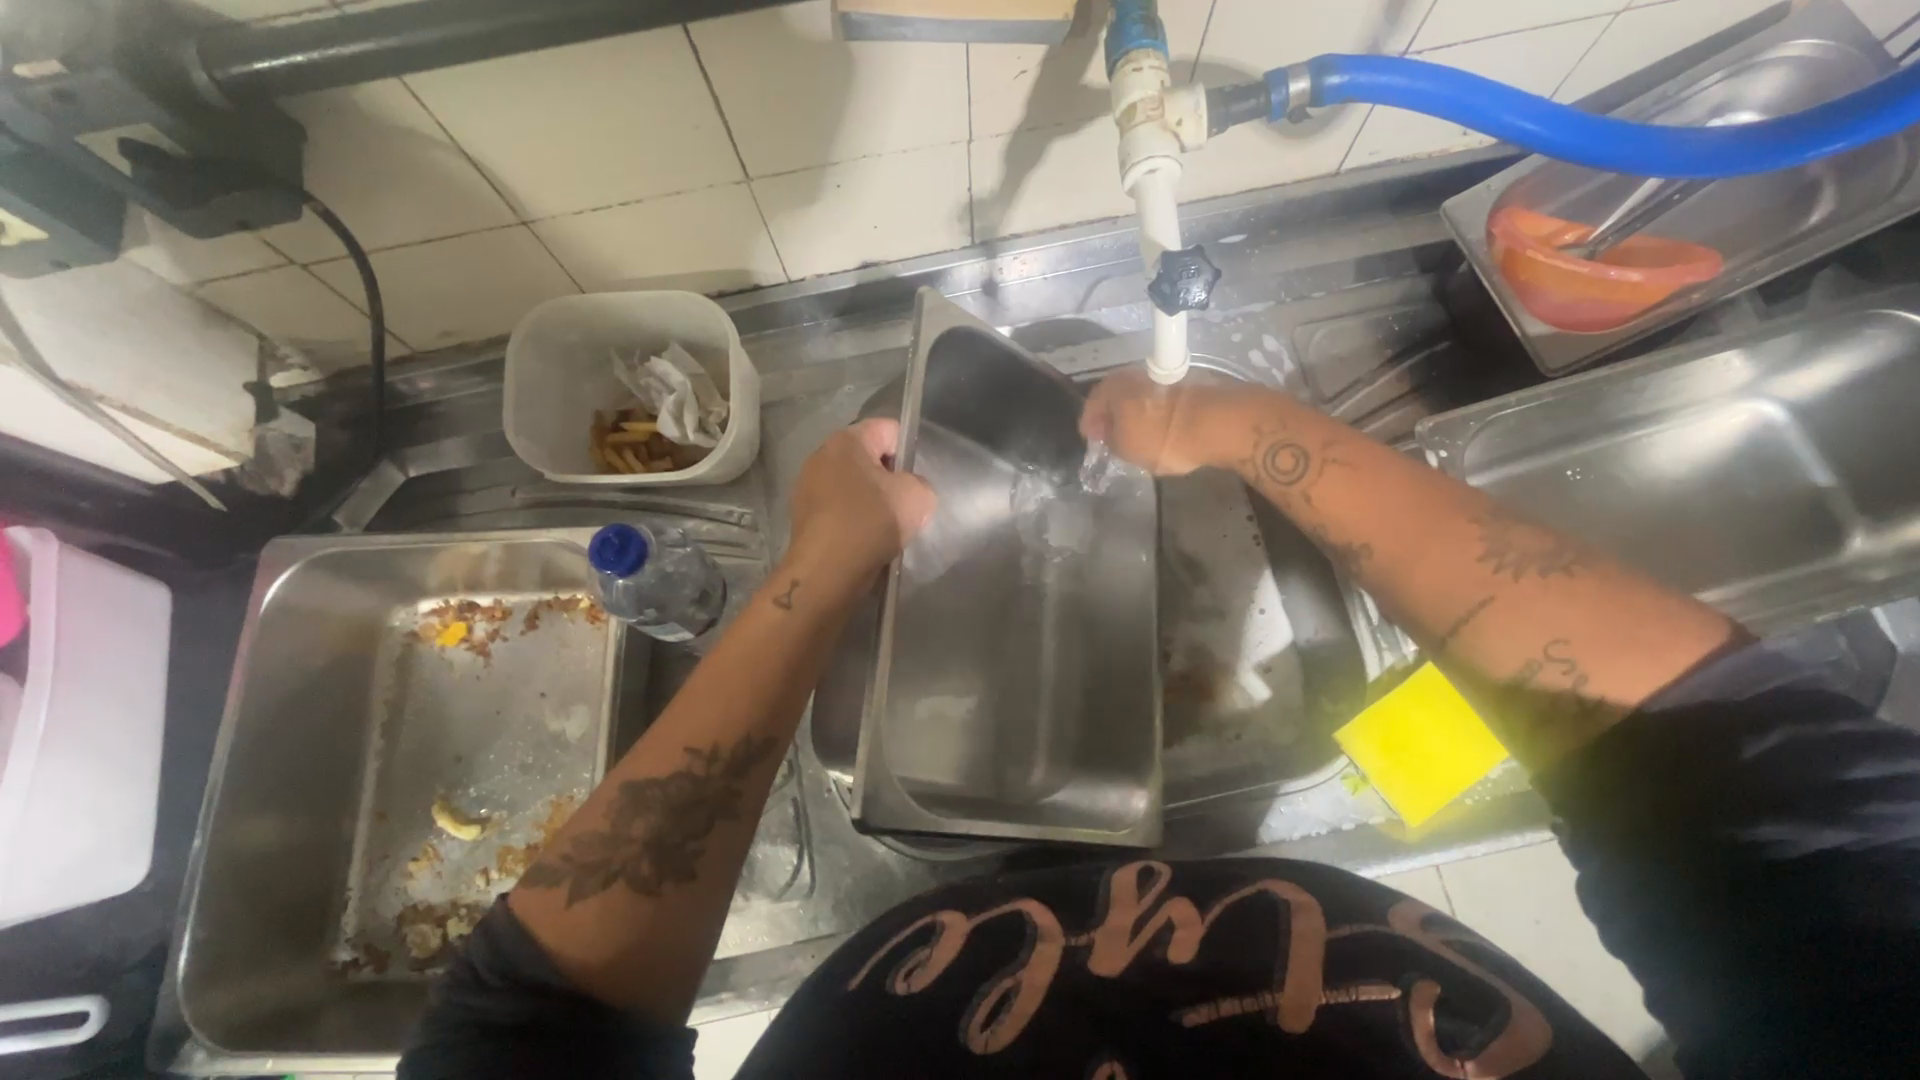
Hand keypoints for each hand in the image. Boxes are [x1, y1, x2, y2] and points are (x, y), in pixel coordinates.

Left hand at [788, 418, 936, 580]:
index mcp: (847, 441)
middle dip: (888, 477)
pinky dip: (853, 520)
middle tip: (904, 503)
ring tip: (886, 526)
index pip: (887, 429)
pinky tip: (865, 540)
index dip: (908, 449)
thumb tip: (909, 489)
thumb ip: (920, 484)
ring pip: (851, 485)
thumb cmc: (872, 522)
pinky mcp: (803, 517)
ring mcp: (807, 487)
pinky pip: (839, 509)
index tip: (916, 478)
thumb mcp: (918, 497)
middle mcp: (821, 456)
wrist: (827, 571)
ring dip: (870, 500)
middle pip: (867, 457)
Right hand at [1080, 366, 1259, 475]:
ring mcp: (1163, 376)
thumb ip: (1112, 441)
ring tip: (1138, 436)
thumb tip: (1110, 434)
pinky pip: (1162, 401)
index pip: (1092, 404)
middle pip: (1117, 397)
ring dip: (1136, 414)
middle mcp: (1134, 374)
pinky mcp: (1188, 384)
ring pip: (1140, 397)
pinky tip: (1161, 430)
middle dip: (1113, 416)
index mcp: (1113, 387)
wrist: (1217, 422)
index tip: (1091, 439)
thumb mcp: (1125, 450)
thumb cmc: (1161, 436)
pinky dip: (1157, 414)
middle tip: (1112, 436)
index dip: (1090, 424)